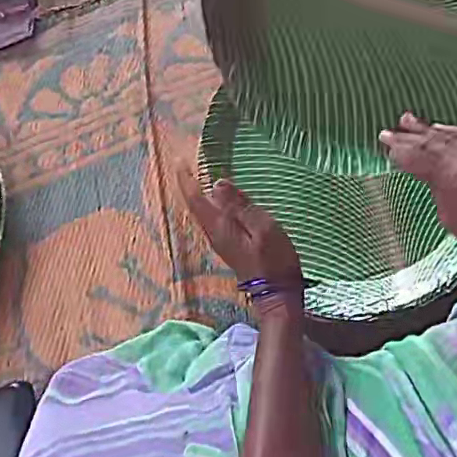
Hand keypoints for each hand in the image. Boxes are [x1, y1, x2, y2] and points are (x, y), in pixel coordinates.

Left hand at [179, 169, 303, 318]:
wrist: (277, 295)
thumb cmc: (273, 260)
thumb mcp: (262, 228)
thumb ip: (240, 206)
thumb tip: (218, 184)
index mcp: (220, 226)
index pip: (196, 199)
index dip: (186, 180)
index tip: (179, 162)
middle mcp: (214, 233)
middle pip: (196, 205)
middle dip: (190, 184)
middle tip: (188, 164)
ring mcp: (221, 240)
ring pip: (204, 212)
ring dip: (201, 194)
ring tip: (202, 176)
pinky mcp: (229, 244)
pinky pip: (214, 218)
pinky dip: (213, 204)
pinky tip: (222, 199)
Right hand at [379, 114, 456, 270]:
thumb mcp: (450, 217)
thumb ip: (435, 185)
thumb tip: (420, 168)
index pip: (422, 156)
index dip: (402, 150)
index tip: (386, 144)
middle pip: (437, 141)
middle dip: (411, 136)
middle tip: (389, 132)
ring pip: (454, 134)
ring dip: (430, 130)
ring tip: (409, 122)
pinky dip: (453, 130)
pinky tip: (441, 128)